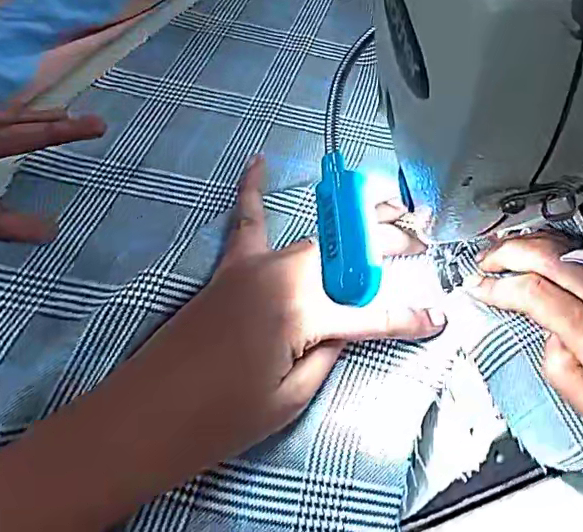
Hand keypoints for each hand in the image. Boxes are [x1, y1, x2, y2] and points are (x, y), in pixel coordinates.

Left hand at [104, 156, 445, 470]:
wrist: (145, 414)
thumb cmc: (219, 419)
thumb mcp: (288, 400)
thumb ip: (327, 354)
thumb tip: (345, 327)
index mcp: (301, 313)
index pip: (368, 314)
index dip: (406, 318)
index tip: (438, 316)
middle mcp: (282, 277)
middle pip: (346, 258)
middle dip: (387, 247)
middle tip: (419, 243)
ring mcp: (254, 266)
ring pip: (313, 240)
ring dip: (350, 229)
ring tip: (383, 212)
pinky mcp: (230, 266)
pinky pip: (246, 220)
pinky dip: (252, 189)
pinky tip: (257, 163)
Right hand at [465, 234, 582, 492]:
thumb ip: (562, 371)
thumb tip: (550, 338)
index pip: (533, 293)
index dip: (497, 287)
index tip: (476, 289)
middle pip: (546, 254)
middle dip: (506, 251)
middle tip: (482, 261)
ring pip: (569, 248)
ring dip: (531, 245)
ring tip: (506, 254)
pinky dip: (559, 250)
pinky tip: (548, 259)